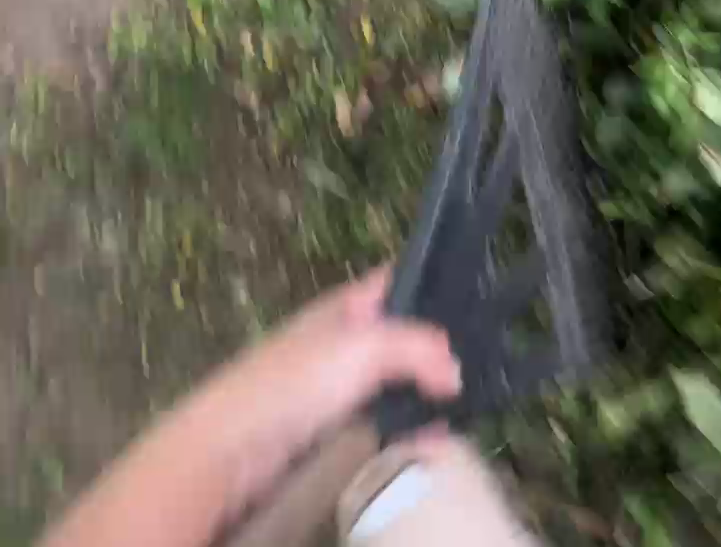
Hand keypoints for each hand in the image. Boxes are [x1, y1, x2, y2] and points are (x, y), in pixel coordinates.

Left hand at [176, 268, 462, 518]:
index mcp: (352, 303)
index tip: (483, 294)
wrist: (223, 455)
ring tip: (465, 398)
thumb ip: (425, 349)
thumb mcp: (370, 345)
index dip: (443, 280)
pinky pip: (392, 413)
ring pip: (406, 375)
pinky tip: (435, 430)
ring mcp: (344, 380)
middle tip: (484, 354)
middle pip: (413, 330)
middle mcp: (350, 336)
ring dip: (433, 387)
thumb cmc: (294, 380)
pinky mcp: (340, 422)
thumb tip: (458, 376)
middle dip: (447, 344)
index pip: (408, 277)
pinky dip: (414, 421)